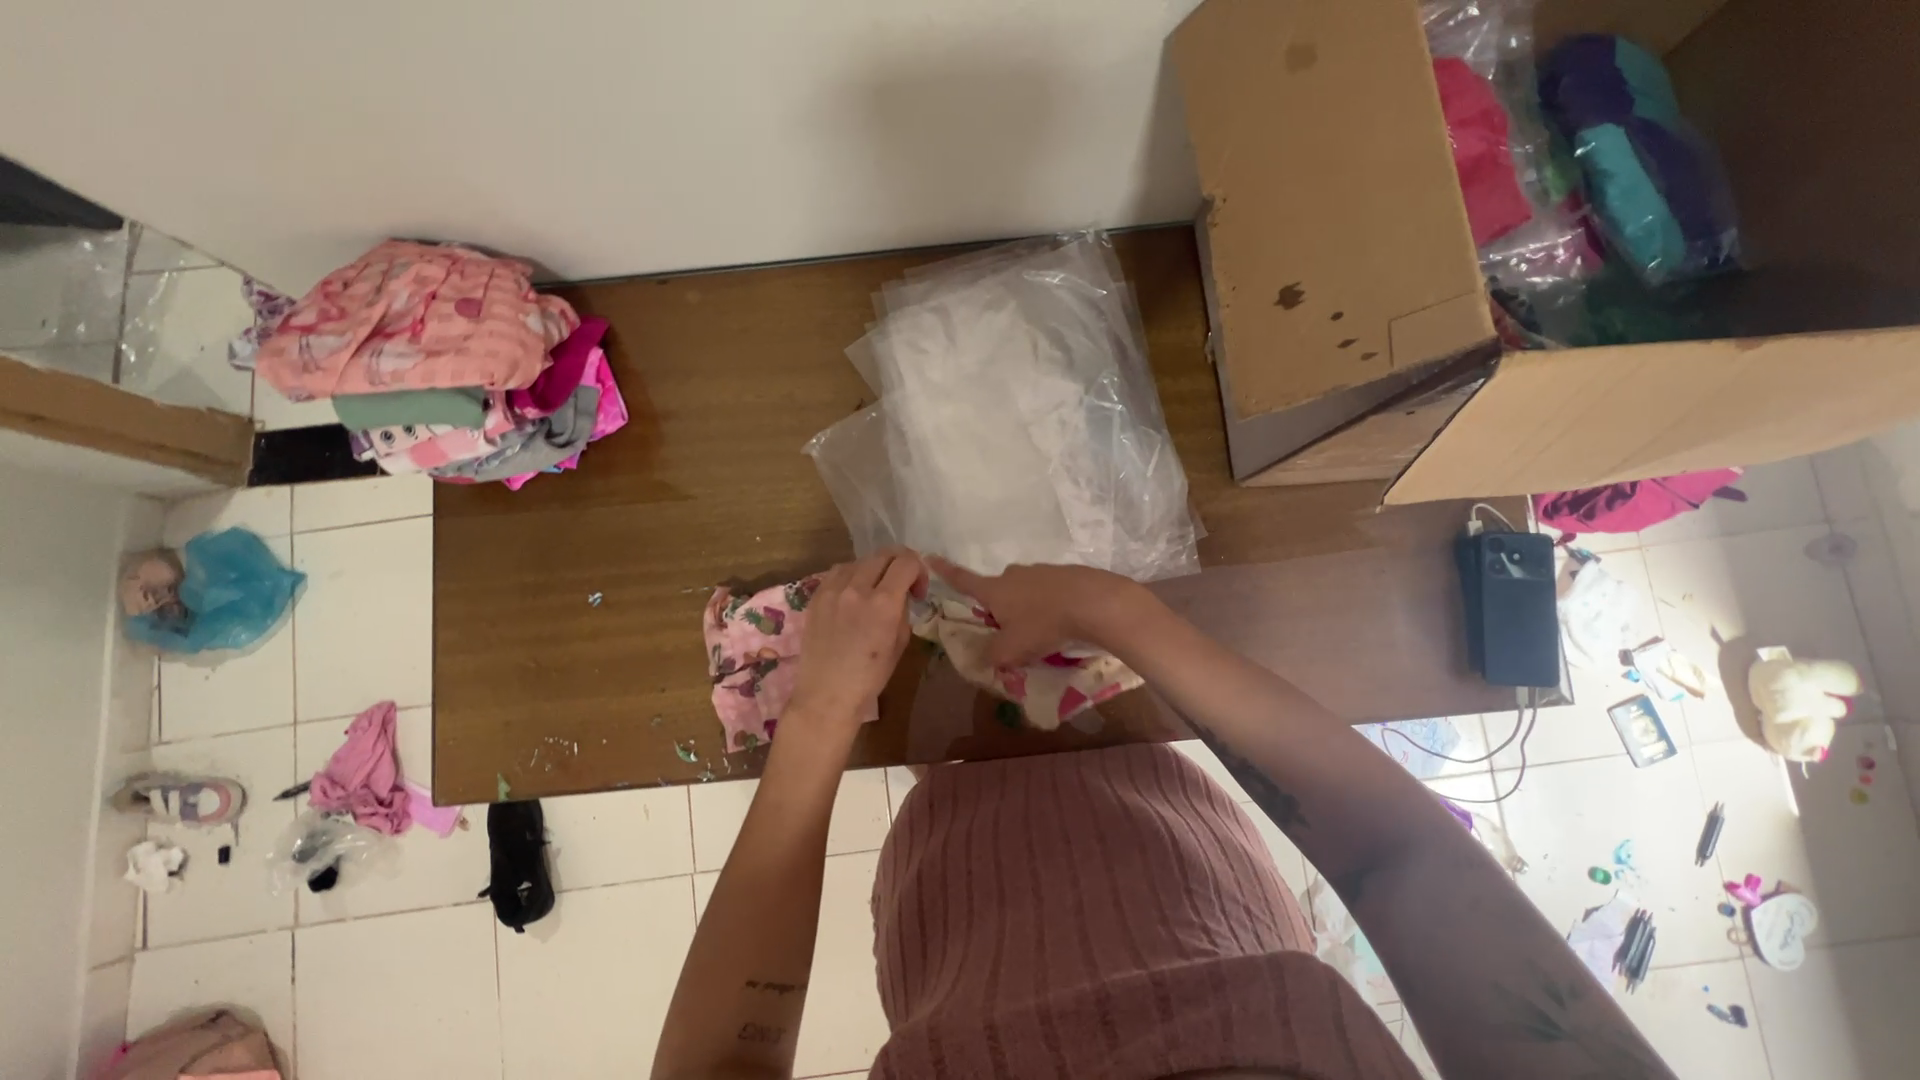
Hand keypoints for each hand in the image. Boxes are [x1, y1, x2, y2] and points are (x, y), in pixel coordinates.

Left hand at [786, 549, 928, 733]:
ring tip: (875, 590)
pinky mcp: (817, 596)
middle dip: (899, 564)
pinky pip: (838, 572)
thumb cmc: (870, 677)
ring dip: (874, 569)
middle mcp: (857, 588)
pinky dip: (852, 575)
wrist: (827, 694)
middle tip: (901, 584)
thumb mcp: (899, 644)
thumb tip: (901, 595)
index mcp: (884, 603)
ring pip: (860, 560)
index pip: (907, 562)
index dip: (919, 570)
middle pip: (884, 554)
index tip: (917, 591)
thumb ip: (902, 611)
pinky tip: (853, 593)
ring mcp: (833, 590)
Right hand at [927, 558, 1150, 666]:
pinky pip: (1051, 590)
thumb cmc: (1043, 624)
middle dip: (1001, 607)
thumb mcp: (1012, 650)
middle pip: (998, 589)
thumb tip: (983, 658)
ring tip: (1045, 630)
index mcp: (994, 589)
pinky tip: (1066, 620)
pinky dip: (1052, 603)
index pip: (963, 580)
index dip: (945, 572)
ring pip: (1026, 590)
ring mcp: (1041, 570)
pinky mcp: (1066, 573)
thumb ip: (992, 655)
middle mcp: (1013, 574)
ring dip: (1029, 607)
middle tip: (1013, 631)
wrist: (1093, 602)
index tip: (929, 556)